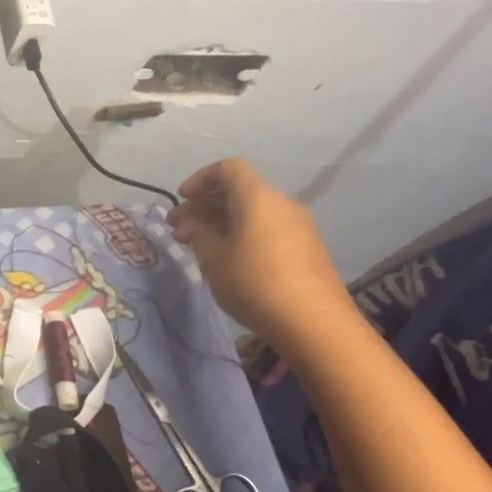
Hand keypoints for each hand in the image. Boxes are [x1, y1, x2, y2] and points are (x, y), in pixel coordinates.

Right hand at [166, 158, 351, 344]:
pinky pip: (267, 229)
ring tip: (198, 248)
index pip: (228, 169)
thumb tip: (197, 225)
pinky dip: (242, 235)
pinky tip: (227, 260)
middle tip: (178, 230)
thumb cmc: (254, 283)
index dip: (200, 179)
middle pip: (239, 192)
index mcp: (258, 197)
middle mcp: (282, 204)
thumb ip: (200, 234)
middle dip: (205, 206)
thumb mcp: (213, 258)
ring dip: (222, 223)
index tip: (181, 200)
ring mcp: (299, 226)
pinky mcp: (306, 249)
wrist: (313, 322)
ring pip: (253, 212)